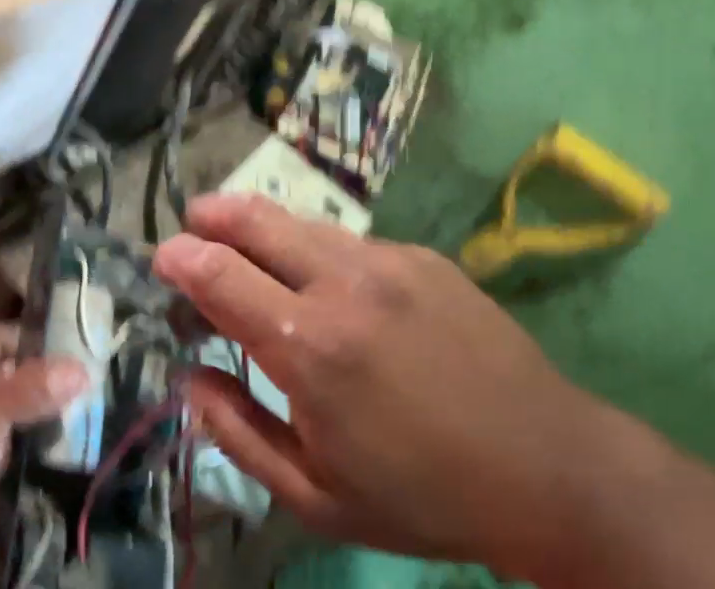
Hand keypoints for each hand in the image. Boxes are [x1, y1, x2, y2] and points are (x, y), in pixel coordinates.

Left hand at [0, 324, 88, 588]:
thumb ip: (31, 389)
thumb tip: (82, 370)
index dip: (25, 332)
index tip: (66, 337)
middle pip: (26, 373)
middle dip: (57, 375)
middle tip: (100, 374)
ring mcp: (0, 430)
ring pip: (38, 409)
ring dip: (65, 411)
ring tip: (106, 406)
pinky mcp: (13, 464)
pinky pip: (44, 445)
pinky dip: (63, 443)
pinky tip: (94, 441)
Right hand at [154, 193, 626, 578]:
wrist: (554, 473)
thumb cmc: (423, 495)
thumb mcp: (314, 497)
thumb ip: (235, 433)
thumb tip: (190, 377)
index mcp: (308, 346)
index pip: (215, 271)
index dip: (176, 258)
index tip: (161, 263)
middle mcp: (343, 284)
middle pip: (250, 218)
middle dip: (207, 217)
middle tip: (192, 234)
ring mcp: (389, 261)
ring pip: (297, 221)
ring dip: (259, 232)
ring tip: (252, 261)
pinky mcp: (423, 257)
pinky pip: (346, 240)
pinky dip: (314, 253)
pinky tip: (330, 292)